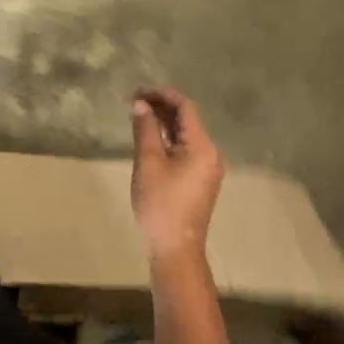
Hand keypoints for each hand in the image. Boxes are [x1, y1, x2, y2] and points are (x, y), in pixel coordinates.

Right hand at [130, 88, 224, 263]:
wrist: (176, 250)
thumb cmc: (161, 204)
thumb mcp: (148, 162)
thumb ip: (145, 128)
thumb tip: (141, 104)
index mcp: (202, 146)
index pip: (185, 106)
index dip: (161, 94)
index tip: (136, 93)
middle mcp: (211, 153)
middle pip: (187, 118)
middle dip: (161, 106)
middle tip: (132, 102)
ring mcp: (208, 167)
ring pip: (186, 134)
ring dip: (164, 122)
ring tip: (138, 116)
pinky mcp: (201, 179)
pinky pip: (186, 148)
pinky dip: (168, 138)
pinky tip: (150, 137)